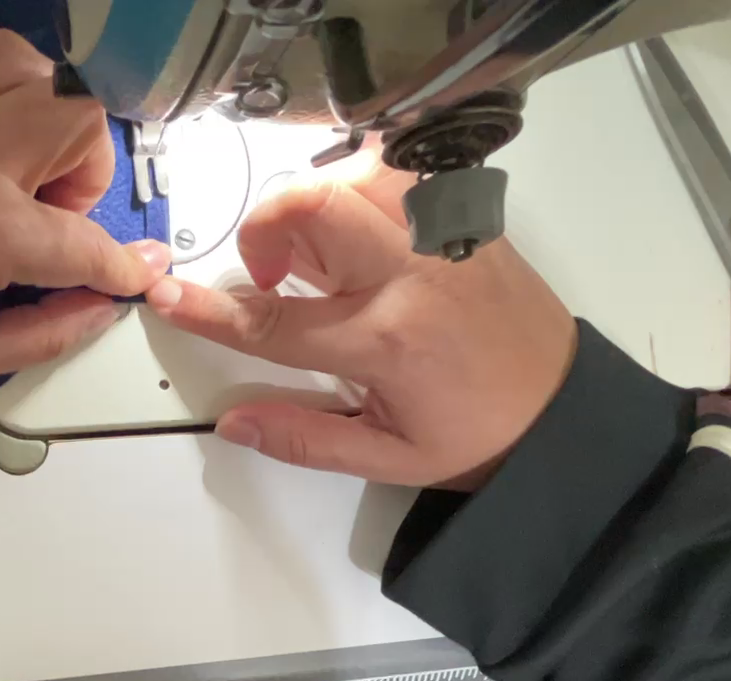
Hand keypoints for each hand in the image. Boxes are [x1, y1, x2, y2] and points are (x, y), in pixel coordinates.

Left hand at [0, 0, 169, 401]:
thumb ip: (47, 333)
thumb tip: (103, 306)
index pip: (87, 241)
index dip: (122, 267)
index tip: (136, 278)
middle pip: (76, 120)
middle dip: (90, 173)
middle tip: (56, 220)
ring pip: (22, 64)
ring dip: (45, 109)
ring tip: (22, 162)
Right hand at [144, 170, 575, 489]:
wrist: (563, 412)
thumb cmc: (473, 439)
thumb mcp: (384, 458)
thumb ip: (304, 440)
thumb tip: (234, 422)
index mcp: (385, 342)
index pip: (274, 320)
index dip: (211, 310)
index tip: (167, 294)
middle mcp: (412, 275)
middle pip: (312, 206)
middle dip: (263, 227)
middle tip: (268, 271)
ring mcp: (444, 237)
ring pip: (354, 174)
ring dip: (313, 203)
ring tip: (317, 254)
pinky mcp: (466, 221)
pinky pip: (401, 172)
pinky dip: (360, 185)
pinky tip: (357, 229)